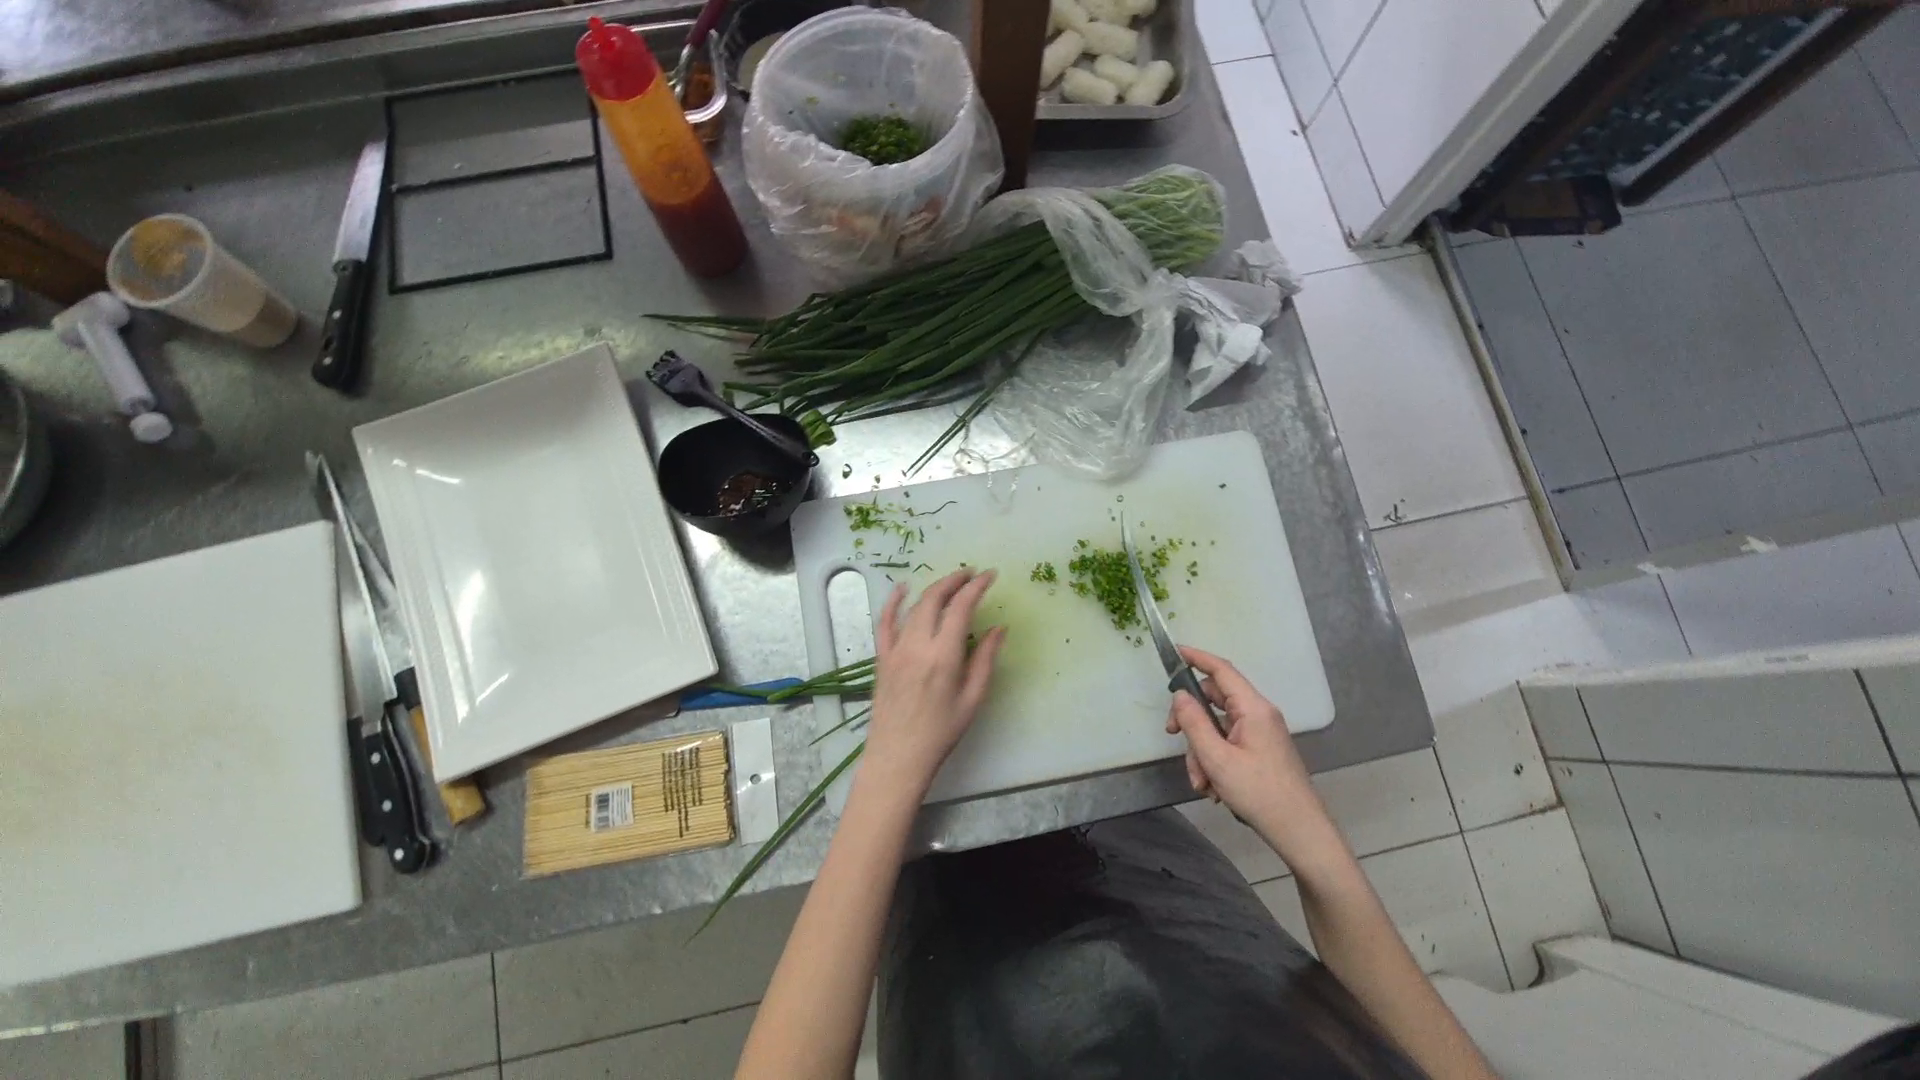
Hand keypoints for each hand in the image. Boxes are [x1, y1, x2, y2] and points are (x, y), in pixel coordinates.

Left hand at [863, 569, 1005, 795]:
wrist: (898, 756)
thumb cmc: (941, 733)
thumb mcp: (972, 699)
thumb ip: (985, 660)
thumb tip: (998, 628)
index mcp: (943, 656)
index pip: (961, 607)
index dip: (976, 586)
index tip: (990, 575)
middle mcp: (917, 646)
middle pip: (935, 599)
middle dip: (955, 580)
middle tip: (972, 575)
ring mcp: (895, 649)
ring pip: (914, 606)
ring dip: (934, 589)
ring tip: (952, 583)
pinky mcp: (882, 657)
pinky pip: (885, 622)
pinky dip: (894, 601)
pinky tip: (903, 588)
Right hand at [1164, 646, 1331, 855]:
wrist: (1298, 829)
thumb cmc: (1258, 792)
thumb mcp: (1217, 759)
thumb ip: (1194, 723)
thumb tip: (1180, 695)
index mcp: (1253, 708)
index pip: (1222, 670)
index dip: (1197, 658)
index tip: (1175, 652)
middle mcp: (1259, 714)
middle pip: (1214, 701)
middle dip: (1191, 723)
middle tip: (1172, 737)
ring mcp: (1260, 733)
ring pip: (1217, 727)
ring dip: (1201, 751)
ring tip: (1202, 783)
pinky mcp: (1260, 750)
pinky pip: (1228, 744)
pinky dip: (1214, 761)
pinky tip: (1214, 788)